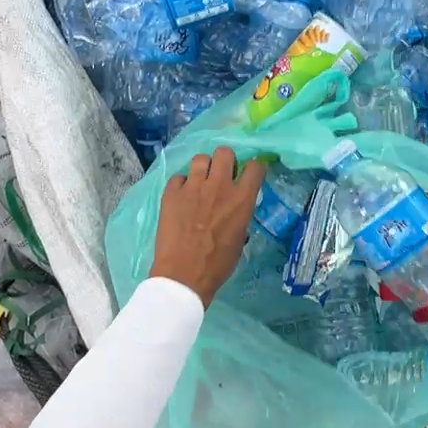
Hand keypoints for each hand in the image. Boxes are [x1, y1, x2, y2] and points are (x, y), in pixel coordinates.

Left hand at [151, 147, 268, 306]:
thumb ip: (240, 216)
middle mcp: (219, 186)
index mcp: (241, 199)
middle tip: (221, 176)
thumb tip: (236, 211)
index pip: (255, 166)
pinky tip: (181, 198)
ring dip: (203, 169)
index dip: (254, 168)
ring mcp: (192, 187)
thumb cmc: (217, 264)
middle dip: (225, 162)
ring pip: (200, 158)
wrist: (184, 275)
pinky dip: (182, 185)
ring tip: (200, 184)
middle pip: (225, 152)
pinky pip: (178, 177)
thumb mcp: (239, 239)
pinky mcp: (171, 193)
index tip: (249, 175)